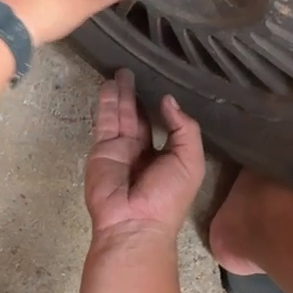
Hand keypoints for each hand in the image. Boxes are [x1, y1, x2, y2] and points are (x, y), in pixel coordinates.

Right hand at [85, 69, 206, 239]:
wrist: (134, 222)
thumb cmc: (168, 196)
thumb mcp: (190, 161)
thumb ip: (184, 128)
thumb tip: (169, 100)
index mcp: (166, 157)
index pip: (164, 126)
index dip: (164, 107)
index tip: (164, 86)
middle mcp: (142, 151)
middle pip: (139, 116)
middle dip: (137, 95)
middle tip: (136, 71)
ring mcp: (120, 148)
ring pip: (121, 113)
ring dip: (121, 93)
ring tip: (122, 71)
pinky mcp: (102, 147)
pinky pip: (106, 120)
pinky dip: (107, 102)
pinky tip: (110, 84)